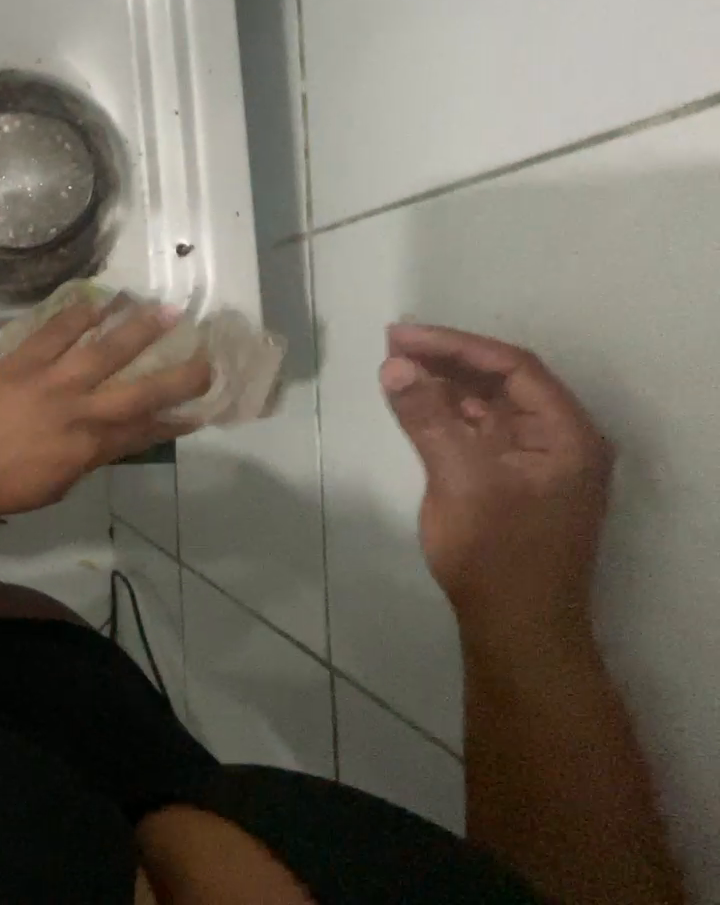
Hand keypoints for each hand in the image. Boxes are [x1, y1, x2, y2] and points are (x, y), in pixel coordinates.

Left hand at [0, 298, 212, 522]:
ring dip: (138, 329)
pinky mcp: (18, 362)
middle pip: (139, 390)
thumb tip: (108, 441)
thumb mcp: (54, 486)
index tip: (203, 410)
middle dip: (179, 375)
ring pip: (103, 351)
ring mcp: (48, 382)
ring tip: (168, 308)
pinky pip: (53, 333)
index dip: (174, 421)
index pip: (143, 433)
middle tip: (210, 356)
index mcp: (87, 449)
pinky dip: (77, 315)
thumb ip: (85, 460)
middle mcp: (78, 412)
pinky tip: (100, 301)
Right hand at [381, 324, 612, 638]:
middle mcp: (557, 439)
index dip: (456, 346)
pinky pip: (475, 428)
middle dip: (448, 358)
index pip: (514, 369)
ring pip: (487, 403)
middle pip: (503, 381)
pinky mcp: (506, 476)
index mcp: (566, 435)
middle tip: (391, 343)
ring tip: (394, 365)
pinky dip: (442, 410)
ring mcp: (533, 459)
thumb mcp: (459, 480)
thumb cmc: (496, 551)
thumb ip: (427, 419)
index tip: (399, 337)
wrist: (515, 619)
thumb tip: (394, 365)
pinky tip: (411, 401)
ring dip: (442, 381)